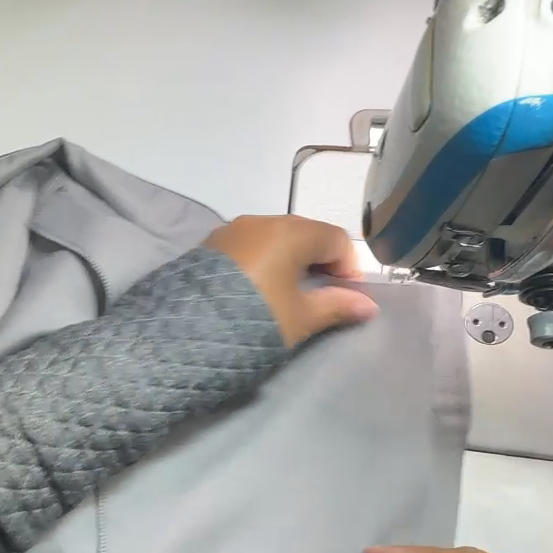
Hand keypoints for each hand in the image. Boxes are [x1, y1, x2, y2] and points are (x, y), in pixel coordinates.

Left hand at [205, 216, 378, 347]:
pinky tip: (257, 289)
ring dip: (289, 261)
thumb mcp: (300, 318)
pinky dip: (261, 262)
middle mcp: (260, 221)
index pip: (335, 238)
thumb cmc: (254, 319)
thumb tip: (368, 305)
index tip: (345, 296)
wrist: (184, 330)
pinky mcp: (209, 246)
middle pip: (304, 233)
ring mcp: (231, 231)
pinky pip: (247, 247)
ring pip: (274, 238)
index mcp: (289, 232)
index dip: (348, 267)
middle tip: (319, 296)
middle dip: (319, 261)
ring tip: (287, 295)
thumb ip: (336, 306)